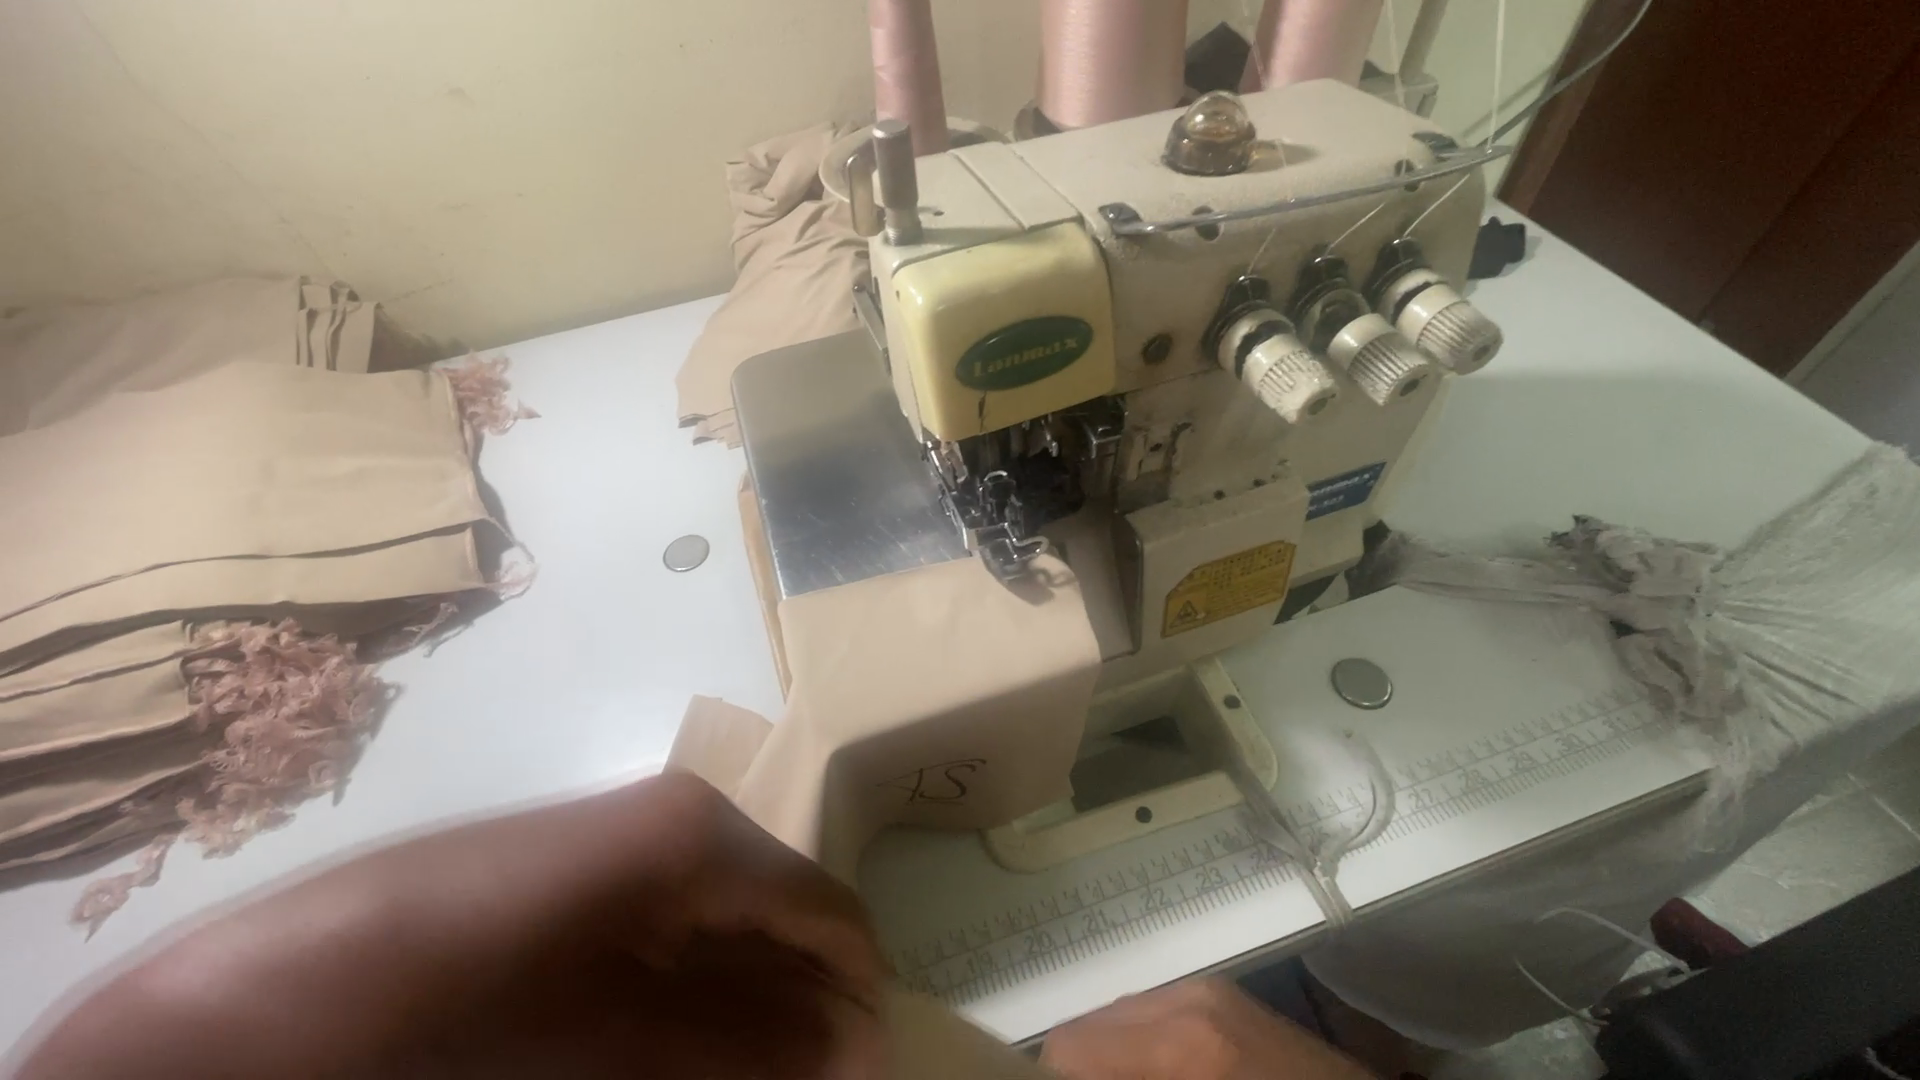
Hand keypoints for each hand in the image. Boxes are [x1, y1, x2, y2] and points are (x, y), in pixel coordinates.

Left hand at [19, 772, 889, 1078]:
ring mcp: (630, 845)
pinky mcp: (587, 877)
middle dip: (800, 1010)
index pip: (830, 908)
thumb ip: (752, 1045)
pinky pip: (674, 938)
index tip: (864, 1078)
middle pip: (782, 918)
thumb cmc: (467, 1013)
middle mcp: (680, 821)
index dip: (856, 996)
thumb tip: (864, 1046)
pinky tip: (672, 1050)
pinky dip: (691, 1000)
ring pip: (728, 932)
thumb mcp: (625, 1044)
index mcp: (703, 834)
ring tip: (736, 1079)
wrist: (270, 1002)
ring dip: (745, 1011)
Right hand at [1041, 977, 1373, 1079]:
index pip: (1069, 1045)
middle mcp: (1185, 1000)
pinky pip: (1152, 1010)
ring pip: (1118, 1015)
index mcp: (1180, 1046)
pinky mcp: (1221, 994)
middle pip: (1088, 1025)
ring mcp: (1206, 991)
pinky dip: (1140, 1044)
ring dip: (1111, 1057)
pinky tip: (1163, 1073)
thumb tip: (1072, 1070)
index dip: (1054, 1075)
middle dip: (1082, 1068)